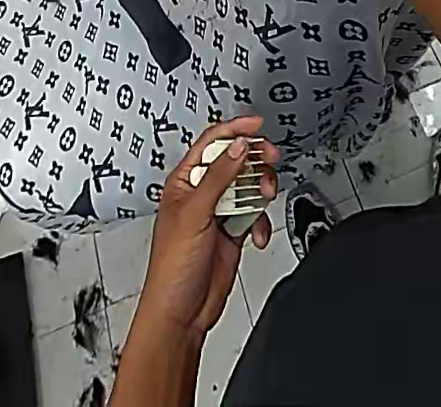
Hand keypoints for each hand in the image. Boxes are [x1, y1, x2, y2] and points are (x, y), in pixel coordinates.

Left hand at [135, 116, 276, 335]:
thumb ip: (218, 177)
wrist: (181, 315)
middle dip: (255, 157)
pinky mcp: (234, 227)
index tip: (256, 125)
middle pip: (236, 159)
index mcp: (185, 182)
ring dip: (261, 188)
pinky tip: (256, 232)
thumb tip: (237, 146)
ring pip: (249, 183)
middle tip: (269, 157)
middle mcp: (203, 192)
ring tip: (264, 196)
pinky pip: (256, 210)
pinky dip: (261, 218)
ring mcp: (220, 210)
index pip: (212, 143)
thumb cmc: (171, 270)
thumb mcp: (194, 215)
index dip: (235, 129)